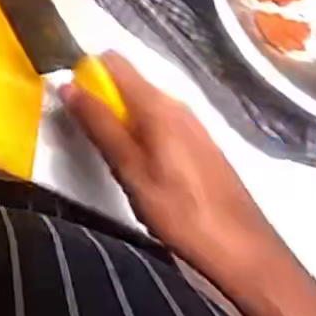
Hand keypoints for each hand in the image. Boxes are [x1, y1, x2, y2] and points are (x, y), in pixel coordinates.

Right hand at [63, 53, 315, 315]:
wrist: (247, 254)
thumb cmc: (182, 212)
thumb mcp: (131, 171)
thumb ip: (99, 125)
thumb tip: (68, 85)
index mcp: (156, 103)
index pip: (113, 61)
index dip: (88, 73)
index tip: (75, 101)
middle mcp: (175, 102)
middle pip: (128, 82)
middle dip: (105, 101)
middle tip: (95, 142)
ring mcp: (191, 121)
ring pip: (144, 103)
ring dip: (124, 121)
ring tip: (119, 162)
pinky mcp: (201, 141)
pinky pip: (161, 121)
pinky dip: (144, 133)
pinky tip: (147, 171)